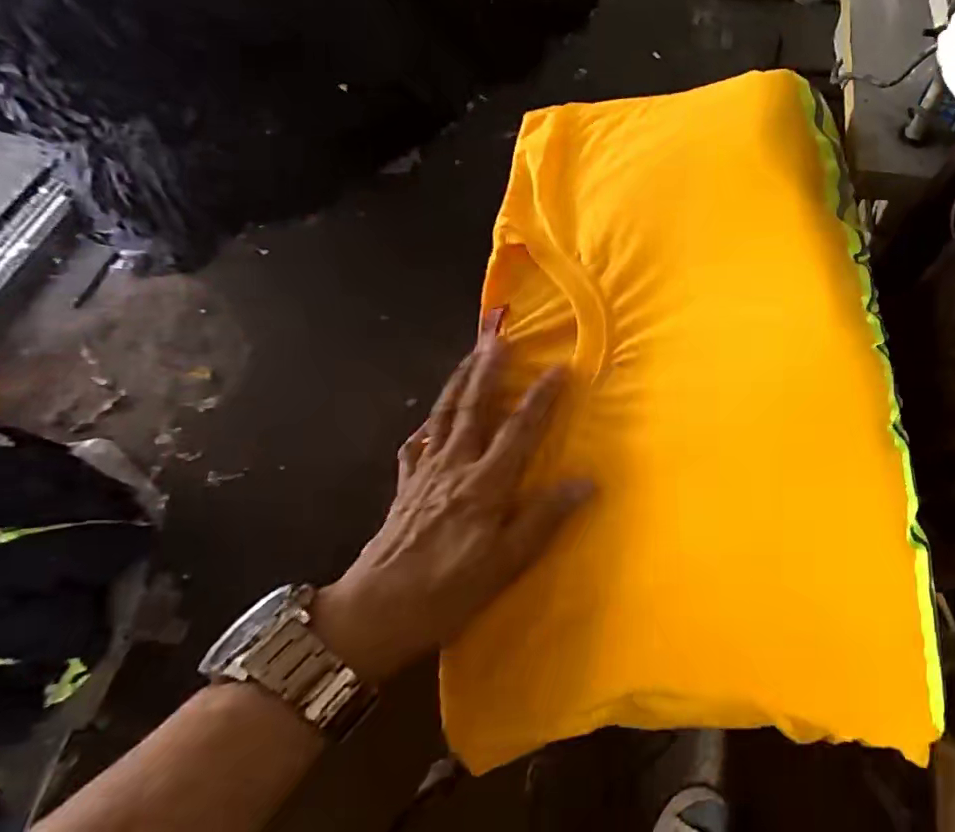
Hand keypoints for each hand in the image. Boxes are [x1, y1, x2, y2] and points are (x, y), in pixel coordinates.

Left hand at [313, 332, 593, 682]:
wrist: (369, 616)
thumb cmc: (446, 591)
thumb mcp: (505, 563)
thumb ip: (544, 518)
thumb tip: (585, 481)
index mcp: (484, 484)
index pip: (519, 429)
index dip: (540, 397)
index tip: (559, 367)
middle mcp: (454, 468)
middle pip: (473, 408)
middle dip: (487, 371)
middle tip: (497, 338)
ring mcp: (424, 475)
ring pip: (442, 417)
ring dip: (457, 383)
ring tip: (469, 357)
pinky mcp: (404, 489)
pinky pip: (415, 446)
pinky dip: (425, 427)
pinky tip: (427, 423)